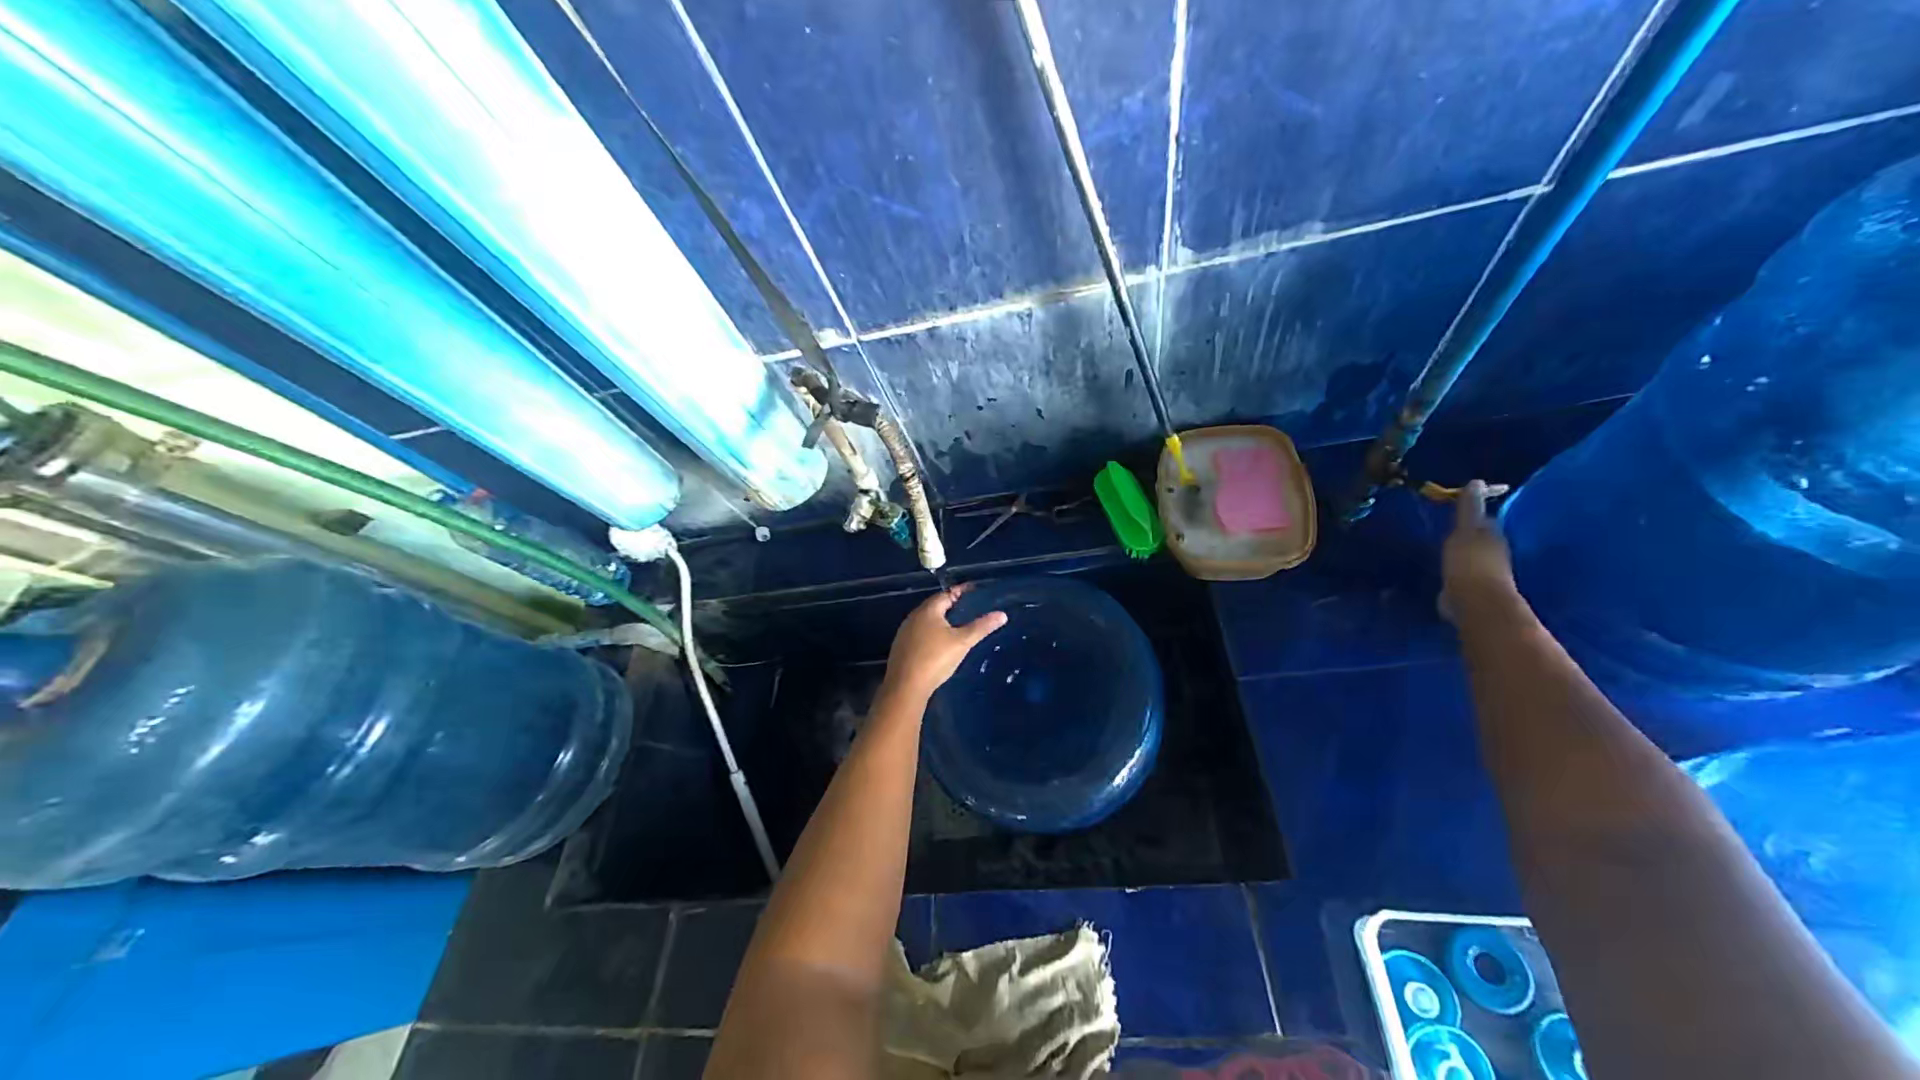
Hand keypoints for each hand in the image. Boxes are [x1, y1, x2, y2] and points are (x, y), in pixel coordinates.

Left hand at [882, 584, 1007, 700]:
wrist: (906, 687)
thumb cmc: (935, 659)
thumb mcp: (962, 642)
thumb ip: (981, 627)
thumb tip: (1002, 614)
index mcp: (928, 610)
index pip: (946, 594)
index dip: (962, 592)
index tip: (976, 592)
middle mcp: (913, 617)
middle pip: (935, 606)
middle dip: (952, 606)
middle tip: (971, 609)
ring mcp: (905, 633)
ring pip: (927, 621)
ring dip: (941, 621)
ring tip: (959, 626)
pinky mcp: (902, 648)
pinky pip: (920, 633)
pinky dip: (933, 633)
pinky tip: (941, 643)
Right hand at [1441, 480, 1517, 622]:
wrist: (1474, 603)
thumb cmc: (1470, 562)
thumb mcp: (1465, 531)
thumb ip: (1469, 509)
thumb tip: (1475, 481)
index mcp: (1493, 536)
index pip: (1484, 521)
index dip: (1472, 515)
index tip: (1457, 510)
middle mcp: (1493, 554)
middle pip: (1479, 540)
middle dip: (1466, 535)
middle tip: (1447, 529)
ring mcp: (1484, 574)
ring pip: (1471, 558)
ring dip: (1461, 554)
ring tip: (1442, 550)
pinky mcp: (1470, 591)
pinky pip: (1460, 575)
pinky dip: (1454, 571)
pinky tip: (1442, 572)